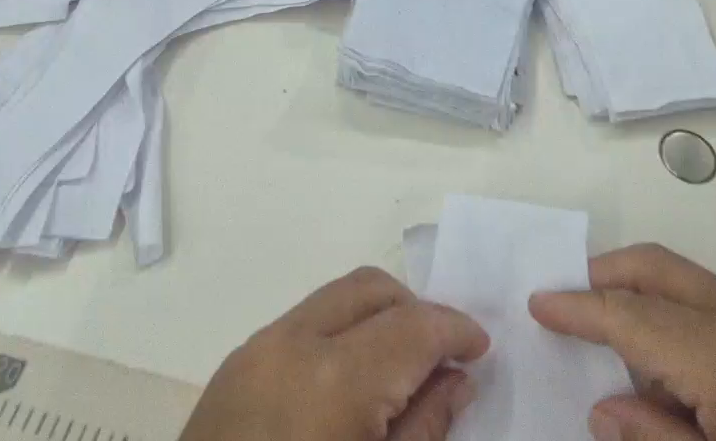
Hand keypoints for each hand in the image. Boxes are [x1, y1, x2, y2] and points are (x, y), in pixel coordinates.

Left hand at [179, 266, 489, 440]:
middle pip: (371, 288)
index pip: (413, 325)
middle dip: (415, 309)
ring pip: (334, 298)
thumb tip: (454, 379)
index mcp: (334, 377)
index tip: (481, 347)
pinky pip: (301, 324)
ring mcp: (256, 348)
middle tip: (441, 355)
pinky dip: (338, 333)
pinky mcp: (234, 365)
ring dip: (375, 318)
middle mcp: (293, 342)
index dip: (455, 330)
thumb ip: (424, 427)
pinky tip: (348, 383)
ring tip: (397, 368)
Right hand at [529, 244, 715, 440]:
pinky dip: (674, 307)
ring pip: (686, 278)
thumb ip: (656, 438)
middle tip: (566, 297)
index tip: (538, 302)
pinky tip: (668, 356)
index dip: (579, 309)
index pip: (630, 317)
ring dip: (640, 288)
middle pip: (657, 268)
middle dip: (606, 272)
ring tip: (608, 328)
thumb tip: (603, 408)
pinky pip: (714, 300)